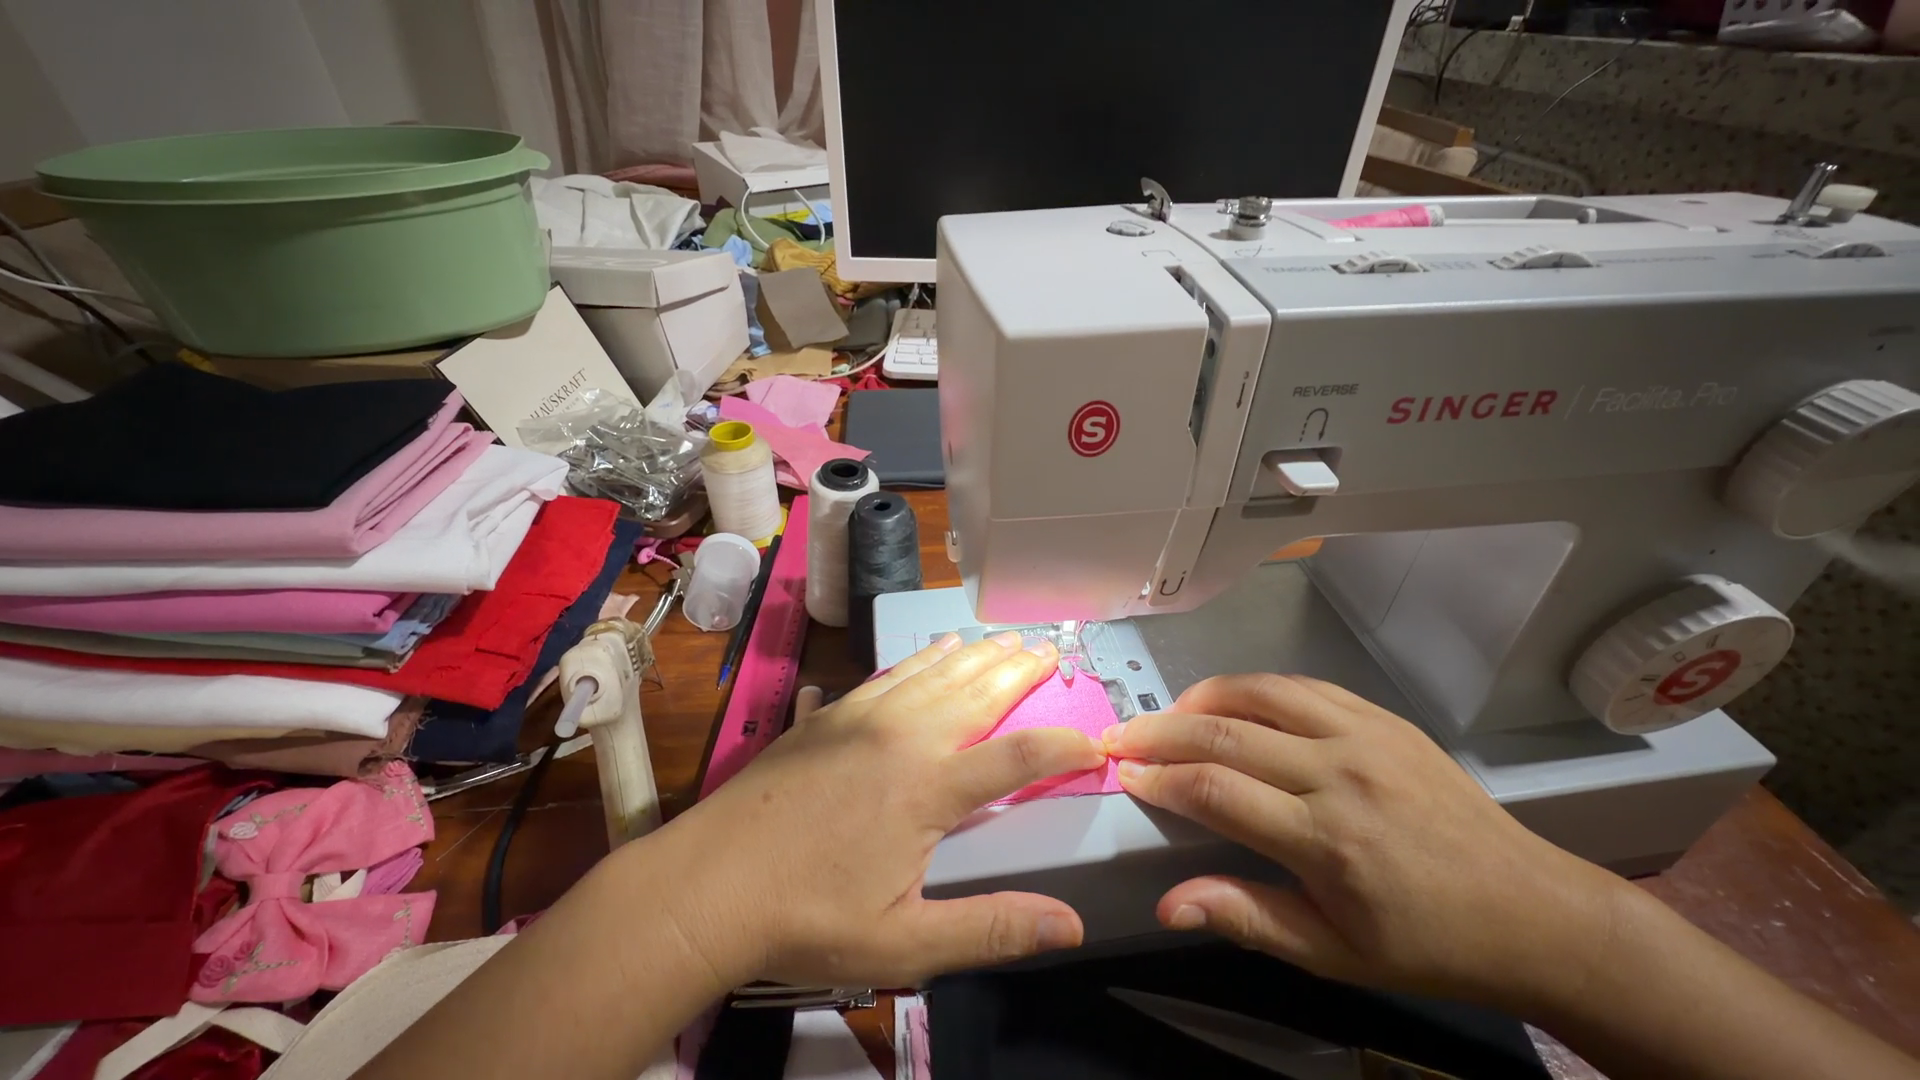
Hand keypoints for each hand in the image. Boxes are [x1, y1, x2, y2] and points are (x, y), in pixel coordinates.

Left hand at [647, 632, 1106, 988]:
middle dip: (1019, 671)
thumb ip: (990, 929)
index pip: (1018, 759)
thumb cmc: (806, 919)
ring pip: (933, 674)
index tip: (1096, 741)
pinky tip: (932, 649)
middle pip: (976, 693)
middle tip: (1049, 648)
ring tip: (1004, 638)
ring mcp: (859, 719)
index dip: (1064, 747)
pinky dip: (918, 658)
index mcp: (928, 789)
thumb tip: (1071, 925)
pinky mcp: (826, 717)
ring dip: (975, 655)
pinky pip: (886, 674)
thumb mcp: (903, 943)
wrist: (707, 885)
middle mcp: (901, 739)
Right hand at [1105, 674, 1630, 1009]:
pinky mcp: (1384, 718)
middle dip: (1161, 730)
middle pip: (1225, 732)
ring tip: (1168, 715)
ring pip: (1260, 693)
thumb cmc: (1426, 943)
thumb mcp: (1334, 954)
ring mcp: (1365, 735)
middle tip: (1122, 736)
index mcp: (1326, 839)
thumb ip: (1247, 917)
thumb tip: (1167, 905)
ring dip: (1202, 698)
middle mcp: (1340, 773)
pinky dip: (1254, 688)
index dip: (1159, 778)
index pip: (1215, 790)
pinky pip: (1303, 686)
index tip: (1123, 774)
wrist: (1533, 911)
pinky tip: (1233, 702)